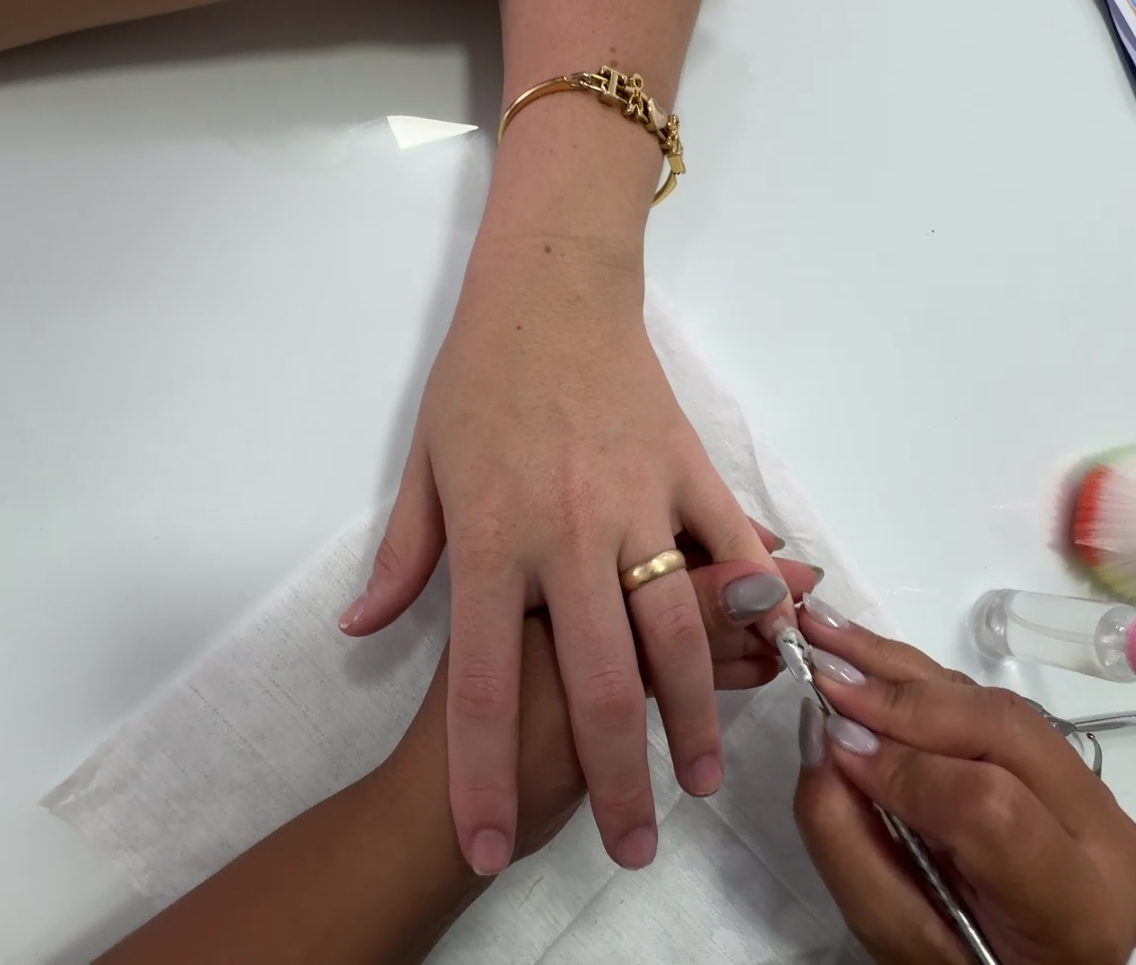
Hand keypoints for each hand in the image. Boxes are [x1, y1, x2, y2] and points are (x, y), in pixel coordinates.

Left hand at [340, 225, 798, 877]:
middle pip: (601, 681)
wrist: (551, 287)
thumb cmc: (480, 374)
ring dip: (699, 713)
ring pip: (681, 630)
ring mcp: (641, 501)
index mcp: (493, 538)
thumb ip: (403, 556)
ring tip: (704, 777)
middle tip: (633, 846)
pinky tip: (774, 646)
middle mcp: (570, 534)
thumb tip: (361, 629)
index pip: (484, 684)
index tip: (482, 846)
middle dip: (617, 779)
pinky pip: (731, 543)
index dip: (480, 776)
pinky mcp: (689, 468)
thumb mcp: (424, 462)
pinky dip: (757, 599)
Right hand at [793, 608, 1135, 963]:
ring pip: (991, 700)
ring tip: (825, 632)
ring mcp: (1093, 792)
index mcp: (1077, 908)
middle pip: (1002, 729)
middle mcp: (1108, 837)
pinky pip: (983, 702)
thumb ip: (847, 841)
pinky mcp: (1062, 763)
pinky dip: (915, 675)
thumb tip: (821, 733)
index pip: (991, 808)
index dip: (904, 767)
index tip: (831, 741)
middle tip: (820, 669)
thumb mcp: (894, 939)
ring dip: (900, 666)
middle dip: (899, 695)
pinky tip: (861, 651)